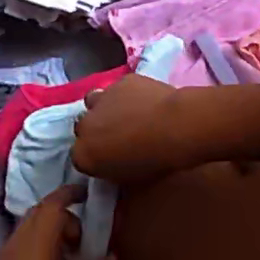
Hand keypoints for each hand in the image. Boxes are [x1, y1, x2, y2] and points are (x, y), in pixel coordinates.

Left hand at [0, 184, 115, 259]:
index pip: (52, 204)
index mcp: (34, 247)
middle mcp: (11, 249)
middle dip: (62, 216)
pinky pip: (12, 253)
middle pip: (37, 215)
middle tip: (83, 235)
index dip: (71, 192)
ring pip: (24, 235)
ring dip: (46, 236)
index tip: (89, 193)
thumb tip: (113, 257)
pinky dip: (31, 252)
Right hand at [72, 74, 189, 183]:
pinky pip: (122, 87)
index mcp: (83, 154)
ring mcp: (102, 99)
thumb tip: (115, 165)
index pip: (81, 155)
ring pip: (95, 100)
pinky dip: (131, 91)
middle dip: (99, 129)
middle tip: (121, 132)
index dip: (97, 154)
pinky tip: (148, 96)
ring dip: (106, 106)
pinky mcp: (123, 82)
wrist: (178, 127)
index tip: (112, 154)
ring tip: (127, 110)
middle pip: (85, 126)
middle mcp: (85, 126)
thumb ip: (113, 170)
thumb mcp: (130, 178)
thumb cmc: (157, 160)